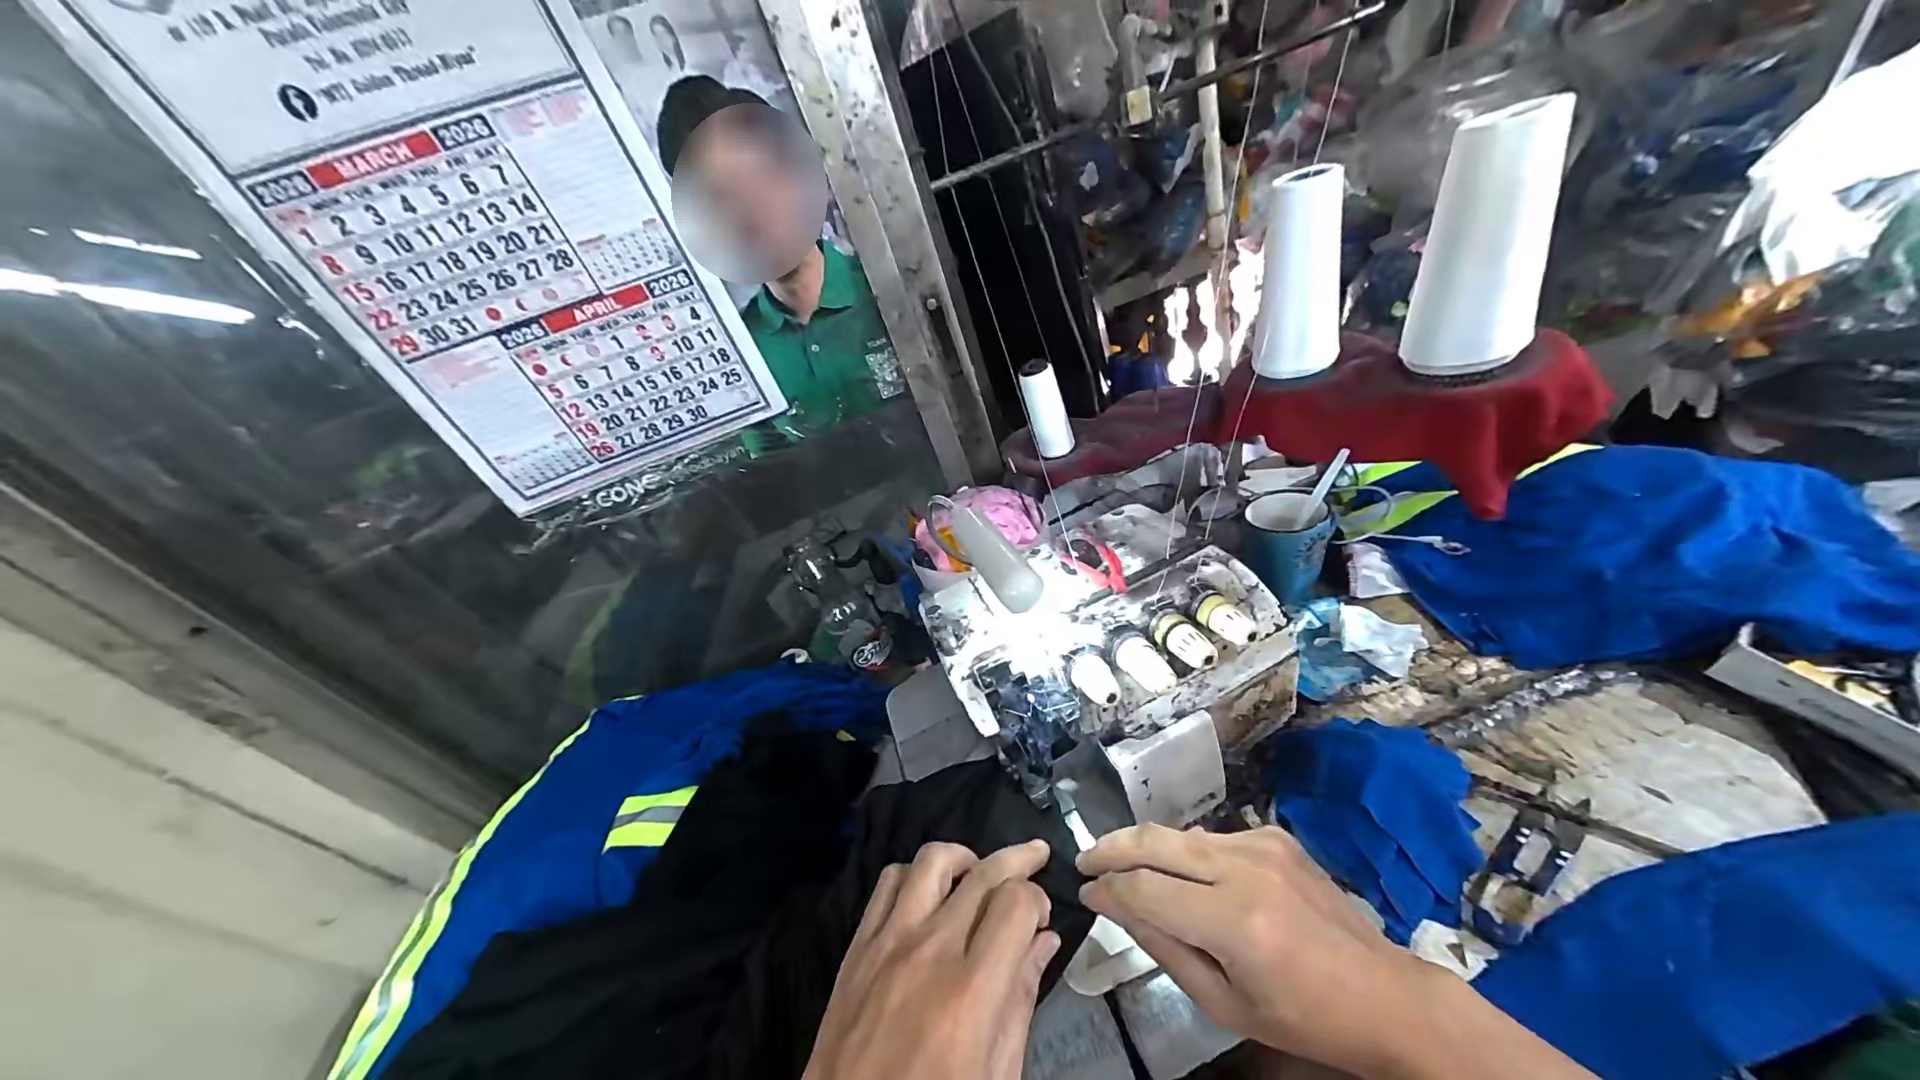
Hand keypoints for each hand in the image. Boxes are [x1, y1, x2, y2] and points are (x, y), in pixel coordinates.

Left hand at [802, 839, 1060, 1079]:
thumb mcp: (995, 1075)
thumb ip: (1021, 1000)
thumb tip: (1044, 940)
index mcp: (971, 991)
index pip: (1015, 902)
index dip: (1038, 899)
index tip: (1041, 917)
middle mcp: (930, 950)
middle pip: (982, 873)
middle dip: (1018, 858)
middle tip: (1036, 856)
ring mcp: (888, 942)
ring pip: (931, 860)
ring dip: (964, 857)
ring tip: (979, 873)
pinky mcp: (858, 946)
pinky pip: (887, 882)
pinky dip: (915, 874)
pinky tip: (929, 893)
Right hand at [1078, 825, 1594, 1079]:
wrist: (1386, 994)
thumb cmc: (1303, 1017)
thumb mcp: (1223, 1003)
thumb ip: (1163, 949)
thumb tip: (1115, 905)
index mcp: (1235, 921)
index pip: (1145, 889)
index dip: (1106, 888)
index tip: (1083, 891)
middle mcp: (1245, 868)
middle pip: (1154, 841)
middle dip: (1109, 847)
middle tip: (1083, 859)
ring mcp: (1262, 843)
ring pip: (1178, 833)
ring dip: (1144, 846)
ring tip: (1121, 863)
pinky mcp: (1274, 834)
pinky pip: (1211, 837)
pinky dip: (1186, 852)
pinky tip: (1184, 874)